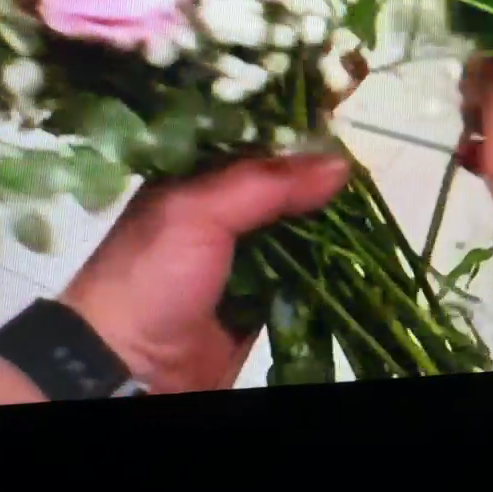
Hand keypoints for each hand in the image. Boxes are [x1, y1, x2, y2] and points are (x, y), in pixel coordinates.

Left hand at [60, 154, 351, 393]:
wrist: (126, 371)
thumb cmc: (152, 276)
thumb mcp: (199, 213)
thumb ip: (267, 184)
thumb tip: (340, 164)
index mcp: (193, 178)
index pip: (250, 143)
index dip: (291, 133)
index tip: (337, 120)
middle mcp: (217, 211)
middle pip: (278, 185)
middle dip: (316, 178)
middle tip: (360, 164)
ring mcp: (238, 256)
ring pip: (293, 228)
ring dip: (325, 221)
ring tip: (366, 201)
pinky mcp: (258, 299)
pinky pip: (300, 274)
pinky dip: (324, 264)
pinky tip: (354, 246)